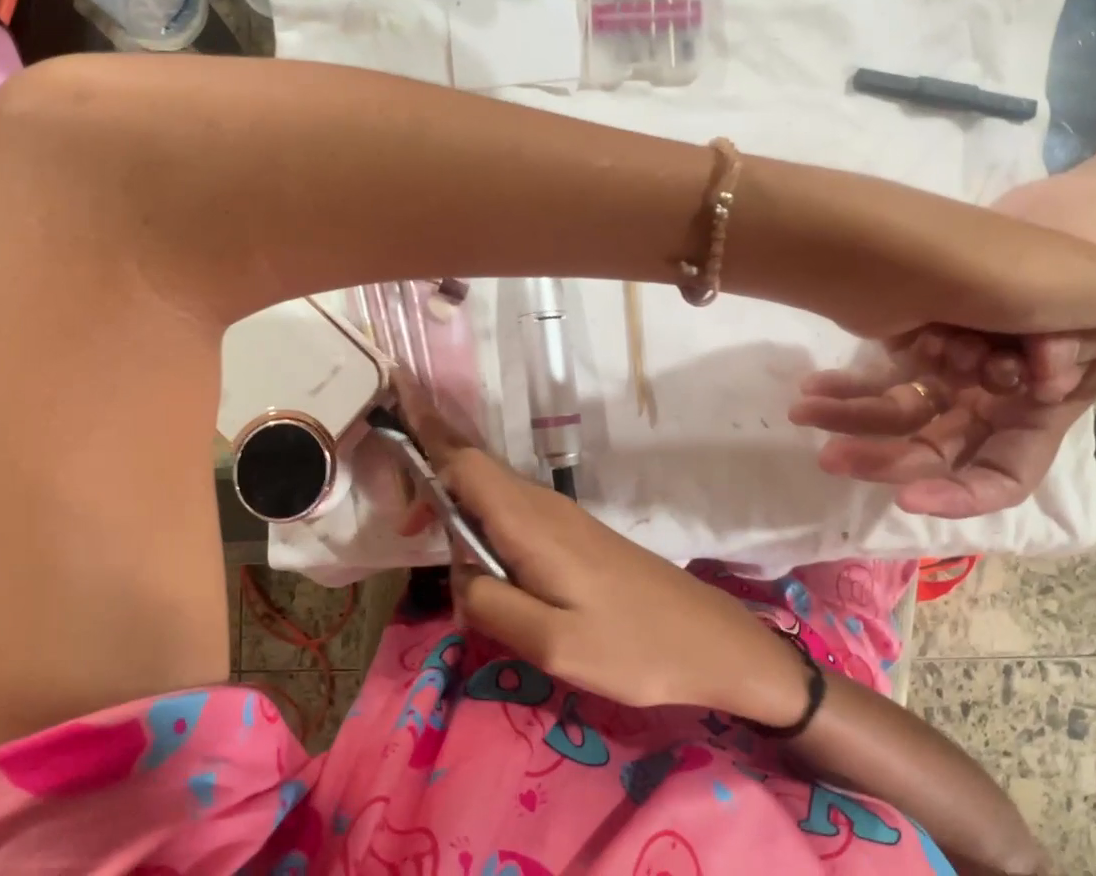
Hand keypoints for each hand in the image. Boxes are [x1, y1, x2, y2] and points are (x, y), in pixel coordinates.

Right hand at [395, 380, 808, 724]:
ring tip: (418, 526)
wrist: (712, 642)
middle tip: (395, 514)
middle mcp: (543, 507)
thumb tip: (459, 578)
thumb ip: (492, 606)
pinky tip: (473, 555)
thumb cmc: (635, 647)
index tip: (383, 450)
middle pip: (473, 470)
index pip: (464, 463)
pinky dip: (480, 522)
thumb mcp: (555, 644)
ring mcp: (562, 520)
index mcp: (532, 523)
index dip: (422, 448)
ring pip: (491, 493)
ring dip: (452, 503)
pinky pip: (512, 515)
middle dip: (428, 476)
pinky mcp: (574, 538)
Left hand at [790, 172, 1095, 516]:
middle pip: (937, 449)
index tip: (912, 496)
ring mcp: (955, 370)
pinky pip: (882, 378)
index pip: (1006, 470)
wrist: (1050, 197)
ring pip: (900, 416)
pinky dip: (848, 386)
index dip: (965, 494)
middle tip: (832, 458)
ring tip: (805, 411)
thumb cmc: (1083, 242)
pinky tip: (813, 387)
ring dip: (852, 421)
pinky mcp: (921, 342)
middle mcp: (996, 396)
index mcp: (1043, 403)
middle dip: (886, 458)